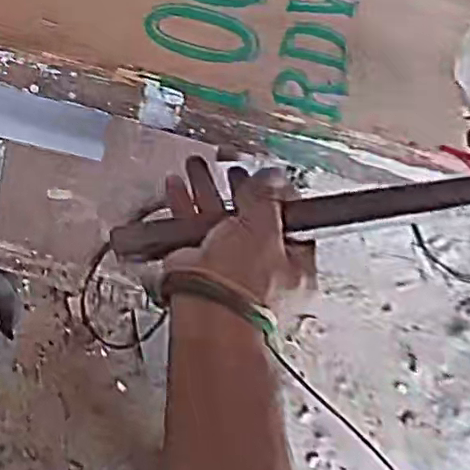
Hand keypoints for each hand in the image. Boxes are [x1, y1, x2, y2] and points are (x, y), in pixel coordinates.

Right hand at [163, 158, 312, 306]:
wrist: (206, 302)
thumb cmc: (244, 281)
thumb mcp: (263, 231)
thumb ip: (265, 201)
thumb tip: (273, 177)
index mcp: (293, 263)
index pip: (288, 221)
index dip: (274, 196)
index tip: (261, 175)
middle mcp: (260, 263)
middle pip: (248, 216)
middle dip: (235, 188)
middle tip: (227, 168)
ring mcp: (227, 260)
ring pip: (216, 217)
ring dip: (205, 189)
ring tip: (195, 166)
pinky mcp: (196, 258)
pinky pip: (191, 224)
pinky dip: (183, 203)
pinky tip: (177, 187)